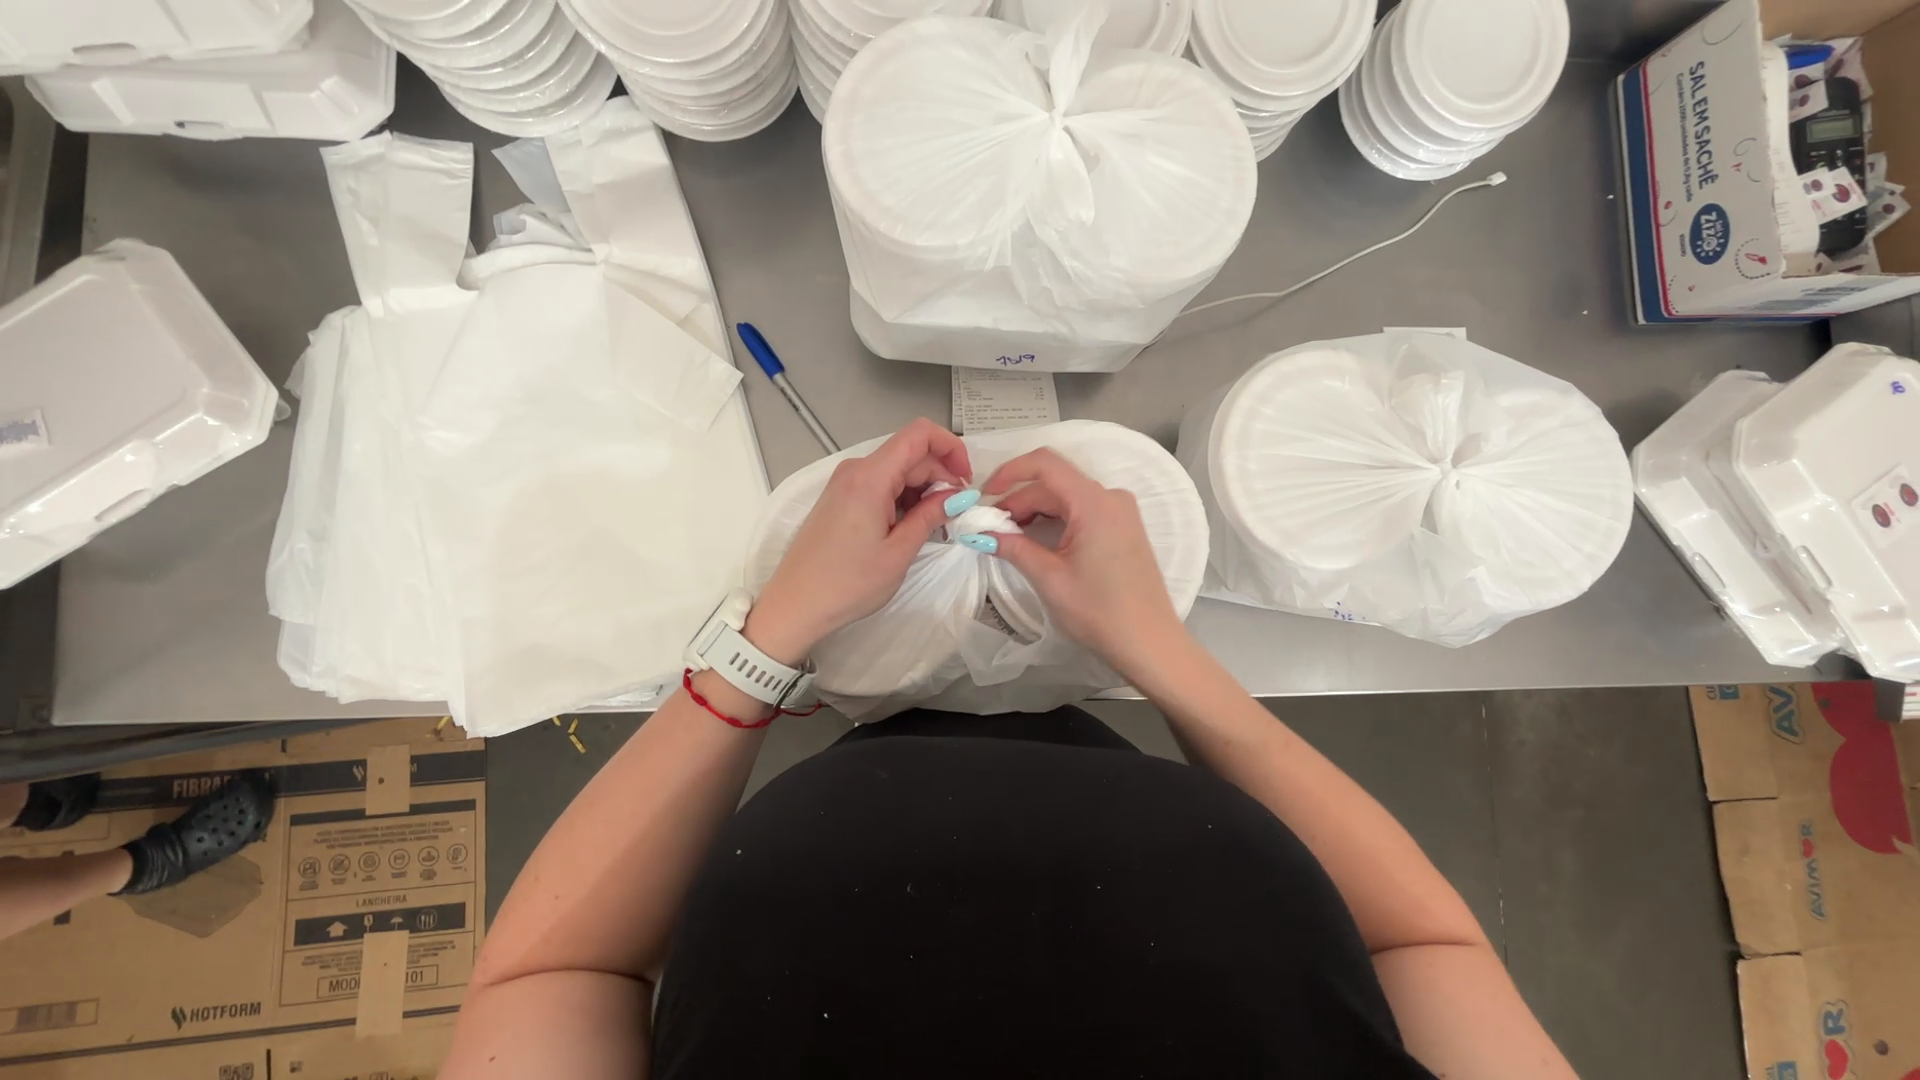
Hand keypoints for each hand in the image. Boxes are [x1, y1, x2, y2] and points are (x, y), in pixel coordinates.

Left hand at [748, 419, 972, 664]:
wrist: (795, 605)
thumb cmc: (847, 584)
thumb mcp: (899, 552)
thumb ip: (931, 516)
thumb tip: (958, 496)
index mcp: (870, 477)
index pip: (920, 434)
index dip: (951, 448)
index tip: (966, 480)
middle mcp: (855, 470)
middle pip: (910, 453)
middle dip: (940, 476)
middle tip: (956, 513)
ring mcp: (845, 483)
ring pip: (897, 469)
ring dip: (922, 489)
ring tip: (934, 526)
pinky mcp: (840, 498)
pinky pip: (881, 484)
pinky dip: (903, 498)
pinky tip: (910, 527)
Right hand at [979, 448, 1190, 678]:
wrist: (1149, 643)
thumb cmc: (1100, 612)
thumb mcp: (1049, 578)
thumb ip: (1014, 548)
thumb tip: (981, 534)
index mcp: (1094, 503)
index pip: (1045, 464)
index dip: (1009, 471)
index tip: (985, 494)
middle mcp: (1111, 498)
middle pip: (1054, 483)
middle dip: (1018, 499)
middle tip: (990, 527)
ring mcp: (1120, 513)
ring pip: (1067, 497)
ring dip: (1035, 510)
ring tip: (1008, 537)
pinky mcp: (1123, 529)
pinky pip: (1082, 511)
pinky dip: (1055, 519)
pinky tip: (1036, 541)